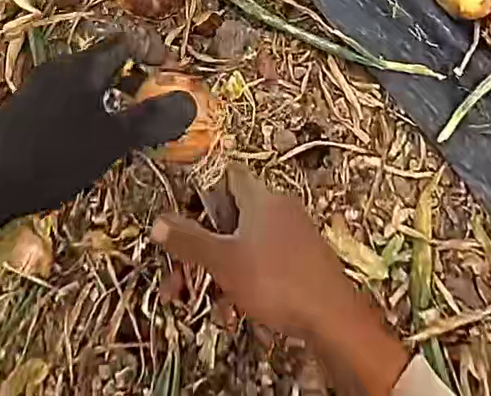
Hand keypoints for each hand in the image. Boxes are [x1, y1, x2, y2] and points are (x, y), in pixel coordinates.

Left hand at [0, 40, 194, 253]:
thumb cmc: (51, 156)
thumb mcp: (109, 141)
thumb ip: (150, 119)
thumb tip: (191, 101)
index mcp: (83, 67)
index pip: (126, 43)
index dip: (153, 52)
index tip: (173, 69)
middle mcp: (61, 68)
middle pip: (107, 62)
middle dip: (135, 77)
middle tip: (155, 100)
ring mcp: (40, 88)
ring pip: (88, 83)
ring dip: (113, 96)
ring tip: (128, 124)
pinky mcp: (25, 110)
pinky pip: (70, 99)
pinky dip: (91, 110)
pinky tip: (91, 141)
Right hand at [151, 164, 410, 395]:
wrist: (332, 316)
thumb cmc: (276, 280)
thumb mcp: (224, 261)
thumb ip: (189, 241)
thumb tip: (158, 223)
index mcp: (259, 197)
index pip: (225, 175)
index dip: (201, 191)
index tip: (183, 217)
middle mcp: (277, 206)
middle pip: (231, 216)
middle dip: (206, 248)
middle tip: (185, 277)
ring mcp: (293, 231)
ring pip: (246, 244)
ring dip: (224, 271)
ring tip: (214, 304)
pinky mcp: (304, 257)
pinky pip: (265, 260)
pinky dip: (247, 281)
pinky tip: (239, 310)